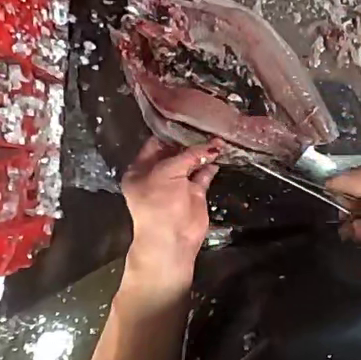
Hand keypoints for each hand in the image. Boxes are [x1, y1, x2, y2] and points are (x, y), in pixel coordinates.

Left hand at [121, 137, 219, 297]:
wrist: (171, 239)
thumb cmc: (159, 203)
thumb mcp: (168, 172)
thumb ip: (188, 155)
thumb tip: (211, 145)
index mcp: (141, 169)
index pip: (156, 144)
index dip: (172, 133)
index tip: (188, 120)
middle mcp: (158, 174)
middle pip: (176, 152)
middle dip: (190, 141)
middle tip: (207, 125)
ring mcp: (177, 184)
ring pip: (191, 163)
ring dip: (203, 153)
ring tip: (218, 139)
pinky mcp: (194, 193)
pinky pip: (203, 175)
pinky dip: (211, 166)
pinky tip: (219, 155)